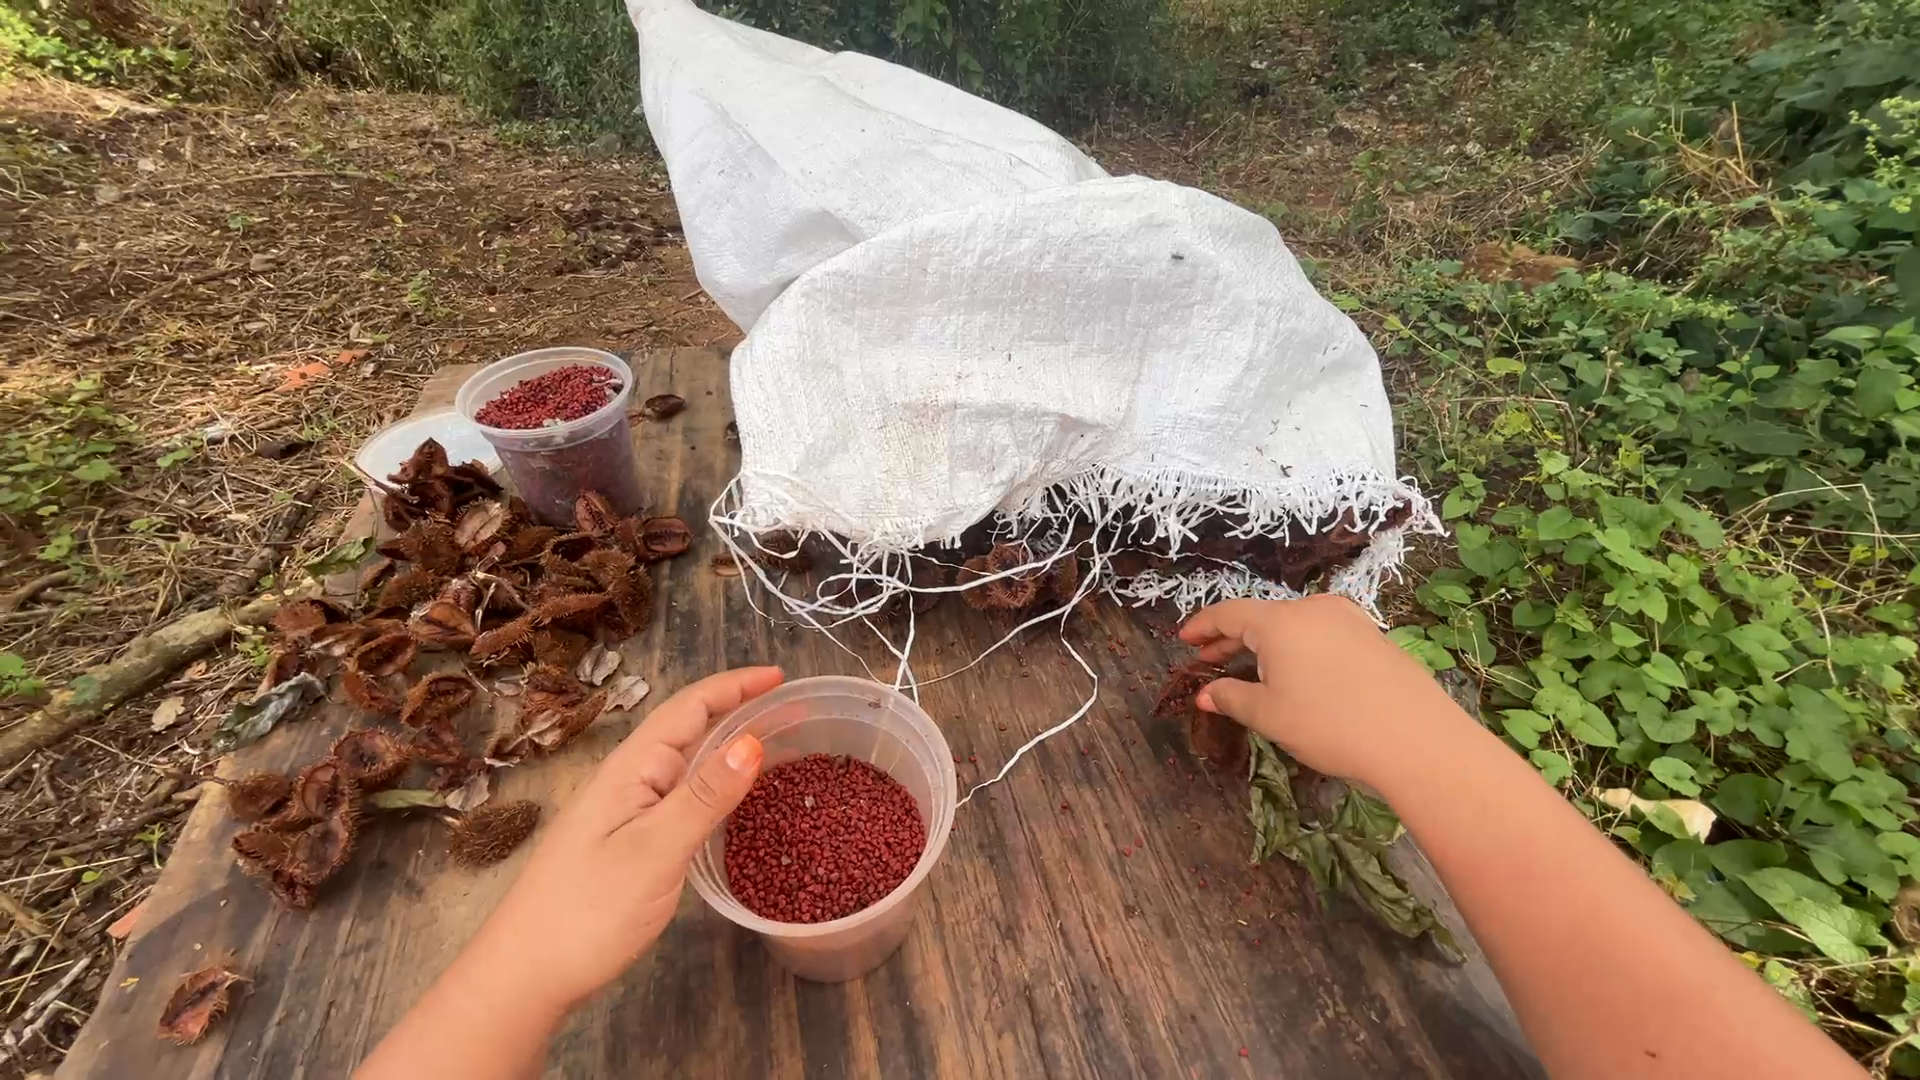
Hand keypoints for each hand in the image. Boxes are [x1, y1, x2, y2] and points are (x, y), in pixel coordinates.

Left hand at [464, 666, 781, 1013]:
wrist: (523, 978)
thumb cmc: (586, 912)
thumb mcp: (653, 851)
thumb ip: (704, 796)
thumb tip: (753, 741)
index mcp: (635, 766)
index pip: (691, 705)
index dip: (737, 685)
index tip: (781, 676)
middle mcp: (633, 777)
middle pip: (692, 724)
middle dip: (742, 707)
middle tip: (793, 710)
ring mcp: (631, 808)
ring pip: (690, 759)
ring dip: (733, 741)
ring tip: (779, 742)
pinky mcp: (635, 838)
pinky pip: (687, 791)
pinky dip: (721, 779)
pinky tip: (738, 796)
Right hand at [1178, 596, 1471, 788]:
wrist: (1419, 741)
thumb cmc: (1330, 725)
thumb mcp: (1268, 715)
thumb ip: (1230, 698)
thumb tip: (1204, 693)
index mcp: (1279, 622)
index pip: (1228, 614)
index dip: (1201, 626)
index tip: (1183, 640)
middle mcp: (1312, 610)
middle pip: (1259, 617)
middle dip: (1230, 639)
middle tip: (1208, 660)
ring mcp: (1347, 620)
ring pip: (1291, 625)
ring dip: (1264, 645)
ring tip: (1250, 670)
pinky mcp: (1373, 637)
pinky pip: (1319, 634)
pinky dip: (1295, 648)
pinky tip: (1296, 673)